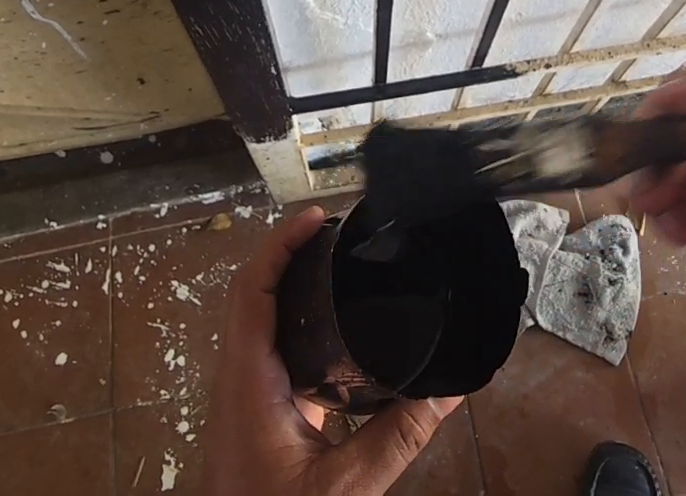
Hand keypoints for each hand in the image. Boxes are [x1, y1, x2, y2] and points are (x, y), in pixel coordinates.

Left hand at [204, 205, 462, 495]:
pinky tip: (336, 321)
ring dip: (290, 281)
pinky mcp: (258, 408)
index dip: (279, 245)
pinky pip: (274, 344)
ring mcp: (245, 392)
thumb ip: (397, 437)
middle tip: (335, 231)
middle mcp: (238, 377)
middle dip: (288, 252)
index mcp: (247, 382)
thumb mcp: (345, 488)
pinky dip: (299, 316)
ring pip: (260, 317)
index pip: (249, 290)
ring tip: (336, 259)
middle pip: (252, 292)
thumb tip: (448, 388)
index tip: (316, 217)